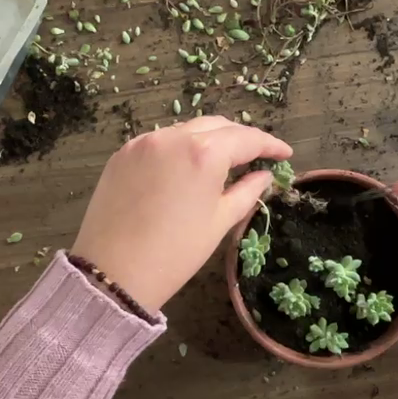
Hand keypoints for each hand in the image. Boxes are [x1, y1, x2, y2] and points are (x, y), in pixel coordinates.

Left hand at [72, 116, 291, 310]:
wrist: (113, 272)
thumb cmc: (175, 253)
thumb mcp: (219, 222)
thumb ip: (246, 192)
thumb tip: (264, 175)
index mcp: (204, 153)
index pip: (246, 139)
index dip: (269, 145)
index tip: (285, 153)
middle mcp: (173, 137)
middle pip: (216, 126)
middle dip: (239, 138)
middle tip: (256, 157)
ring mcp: (144, 142)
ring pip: (186, 130)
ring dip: (208, 140)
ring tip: (222, 162)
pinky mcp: (122, 154)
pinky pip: (160, 141)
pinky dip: (180, 148)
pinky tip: (186, 169)